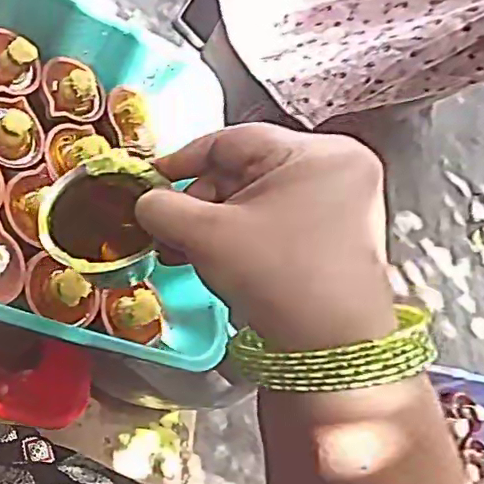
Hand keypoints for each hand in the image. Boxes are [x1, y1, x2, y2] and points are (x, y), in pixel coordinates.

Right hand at [135, 125, 397, 350]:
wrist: (328, 342)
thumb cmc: (275, 275)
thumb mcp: (204, 234)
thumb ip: (161, 207)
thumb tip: (145, 201)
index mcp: (315, 153)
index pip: (229, 141)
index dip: (179, 160)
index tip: (147, 183)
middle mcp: (335, 167)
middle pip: (239, 170)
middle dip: (194, 201)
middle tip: (165, 230)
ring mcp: (337, 201)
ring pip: (250, 198)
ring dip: (208, 222)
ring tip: (181, 250)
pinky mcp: (331, 232)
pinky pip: (267, 219)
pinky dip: (233, 234)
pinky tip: (209, 257)